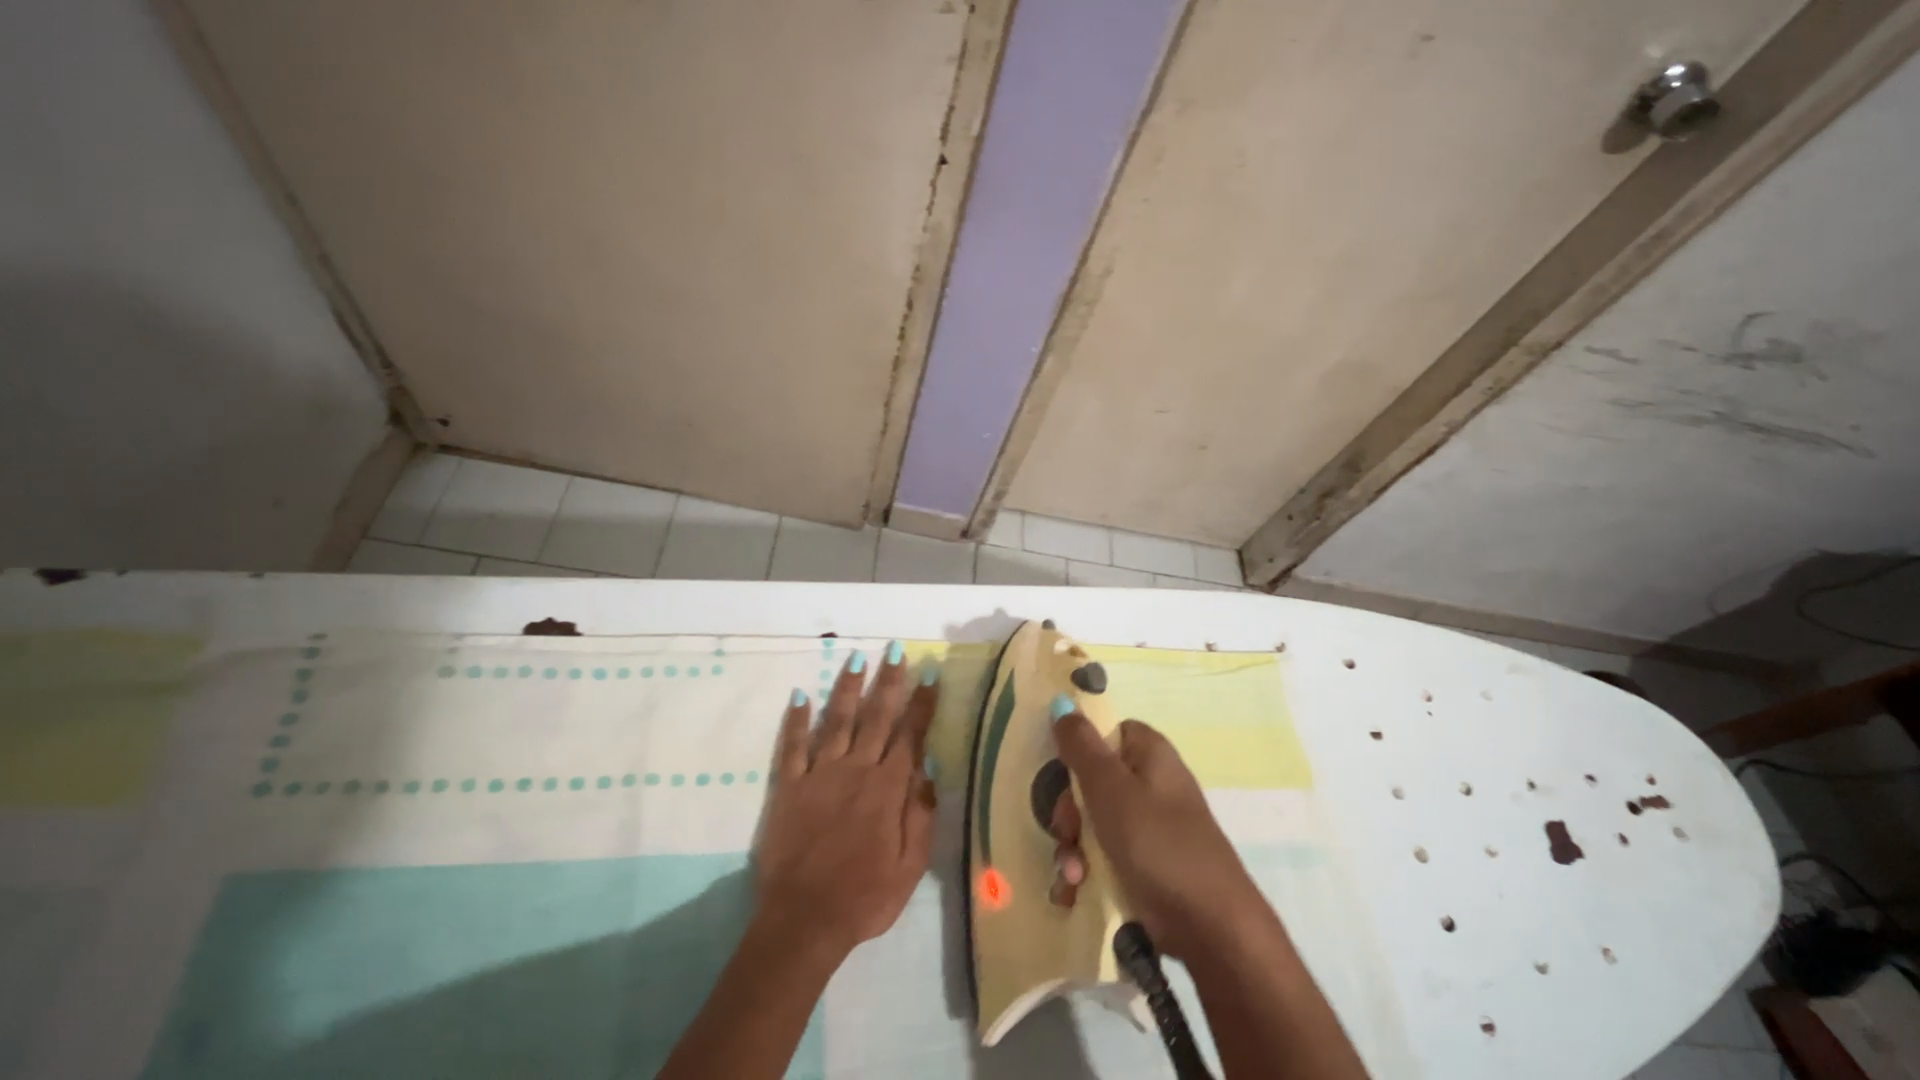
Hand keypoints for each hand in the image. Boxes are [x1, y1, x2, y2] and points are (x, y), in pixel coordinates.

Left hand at [755, 644, 937, 956]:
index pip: (910, 736)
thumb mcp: (911, 866)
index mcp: (888, 790)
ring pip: (837, 722)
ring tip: (856, 660)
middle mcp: (856, 771)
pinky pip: (792, 746)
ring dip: (848, 689)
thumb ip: (921, 814)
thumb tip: (928, 768)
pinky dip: (797, 720)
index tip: (929, 675)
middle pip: (876, 718)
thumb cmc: (866, 898)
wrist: (805, 920)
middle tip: (895, 651)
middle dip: (889, 682)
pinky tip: (801, 695)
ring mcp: (819, 776)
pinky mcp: (788, 788)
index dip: (921, 704)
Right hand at [1049, 710, 1264, 959]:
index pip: (1105, 732)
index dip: (1079, 751)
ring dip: (1071, 849)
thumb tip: (1062, 702)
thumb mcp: (1111, 789)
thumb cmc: (1157, 843)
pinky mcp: (1141, 865)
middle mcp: (1149, 785)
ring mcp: (1146, 827)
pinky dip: (1083, 873)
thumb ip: (1081, 746)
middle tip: (1068, 833)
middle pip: (1090, 781)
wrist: (1207, 923)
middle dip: (1069, 813)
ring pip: (1089, 824)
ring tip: (1073, 875)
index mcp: (1149, 754)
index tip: (1060, 773)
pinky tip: (1073, 892)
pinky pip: (1100, 857)